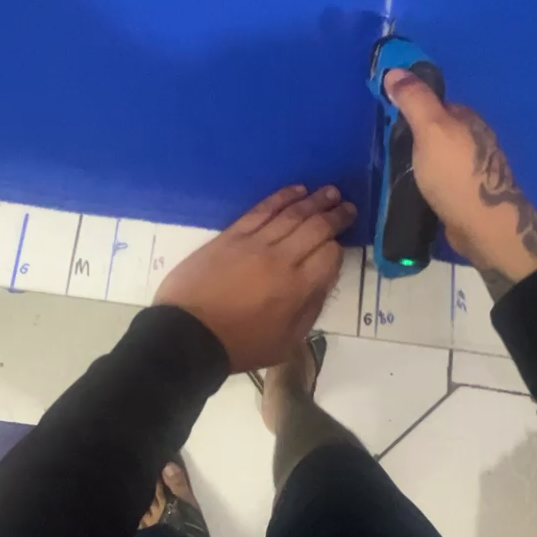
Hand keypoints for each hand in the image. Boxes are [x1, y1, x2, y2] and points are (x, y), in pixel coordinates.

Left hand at [155, 185, 352, 371]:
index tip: (341, 244)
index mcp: (297, 289)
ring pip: (292, 214)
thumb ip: (310, 308)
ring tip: (331, 192)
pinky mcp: (232, 234)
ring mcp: (255, 243)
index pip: (329, 256)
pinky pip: (263, 210)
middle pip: (316, 229)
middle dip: (336, 216)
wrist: (187, 334)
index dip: (339, 247)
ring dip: (315, 200)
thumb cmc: (239, 345)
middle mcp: (280, 259)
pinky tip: (297, 190)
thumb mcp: (285, 342)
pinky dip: (282, 197)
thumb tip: (324, 279)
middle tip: (349, 207)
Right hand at [383, 69, 536, 297]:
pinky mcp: (468, 194)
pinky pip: (441, 179)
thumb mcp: (431, 130)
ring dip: (420, 161)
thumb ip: (414, 100)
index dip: (411, 107)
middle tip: (387, 147)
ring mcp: (474, 169)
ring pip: (439, 156)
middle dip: (414, 135)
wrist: (485, 228)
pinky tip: (415, 189)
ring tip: (396, 170)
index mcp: (469, 119)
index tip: (386, 118)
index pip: (436, 103)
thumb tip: (394, 70)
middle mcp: (475, 140)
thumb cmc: (455, 175)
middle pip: (437, 130)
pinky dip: (428, 181)